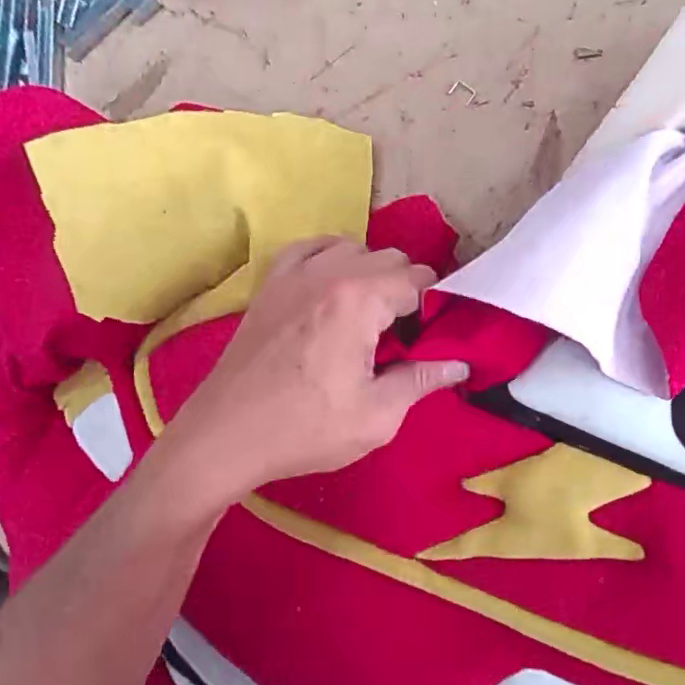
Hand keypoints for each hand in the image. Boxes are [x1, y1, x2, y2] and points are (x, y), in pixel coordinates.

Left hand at [155, 237, 469, 503]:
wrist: (225, 436)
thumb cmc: (306, 429)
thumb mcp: (377, 415)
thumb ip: (422, 379)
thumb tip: (459, 364)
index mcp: (359, 299)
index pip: (418, 279)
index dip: (435, 306)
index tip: (433, 338)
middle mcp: (328, 272)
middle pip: (390, 258)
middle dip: (407, 289)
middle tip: (404, 337)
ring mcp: (293, 273)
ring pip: (353, 248)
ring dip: (372, 273)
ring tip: (369, 317)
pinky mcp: (269, 284)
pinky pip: (311, 249)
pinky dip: (332, 259)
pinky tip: (333, 289)